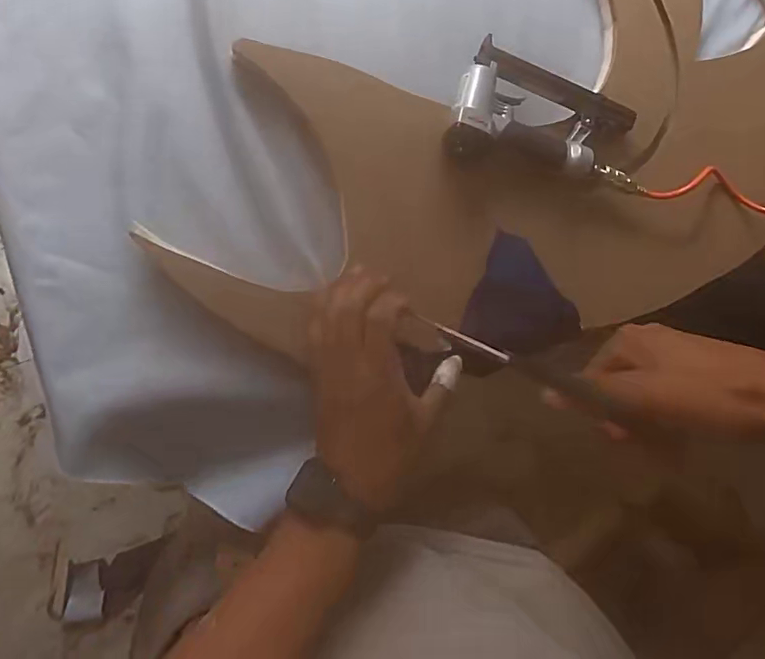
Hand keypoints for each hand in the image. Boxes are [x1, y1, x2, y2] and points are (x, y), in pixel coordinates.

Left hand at [306, 266, 459, 510]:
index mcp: (376, 372)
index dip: (393, 300)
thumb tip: (453, 360)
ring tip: (356, 276)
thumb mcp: (425, 424)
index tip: (409, 304)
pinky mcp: (315, 375)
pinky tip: (329, 298)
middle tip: (382, 277)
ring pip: (325, 315)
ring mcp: (326, 367)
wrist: (346, 488)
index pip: (378, 318)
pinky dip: (318, 310)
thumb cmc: (390, 455)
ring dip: (339, 290)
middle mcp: (347, 362)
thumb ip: (441, 387)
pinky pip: (310, 333)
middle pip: (347, 307)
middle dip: (363, 284)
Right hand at [549, 324, 764, 441]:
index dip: (598, 409)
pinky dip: (669, 420)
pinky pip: (668, 396)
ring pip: (644, 394)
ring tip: (666, 451)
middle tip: (643, 448)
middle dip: (626, 420)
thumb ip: (598, 394)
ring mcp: (676, 353)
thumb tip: (546, 390)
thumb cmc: (705, 396)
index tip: (615, 438)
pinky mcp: (699, 369)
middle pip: (618, 384)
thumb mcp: (645, 397)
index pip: (593, 375)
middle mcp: (650, 339)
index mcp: (632, 338)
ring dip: (648, 425)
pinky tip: (683, 441)